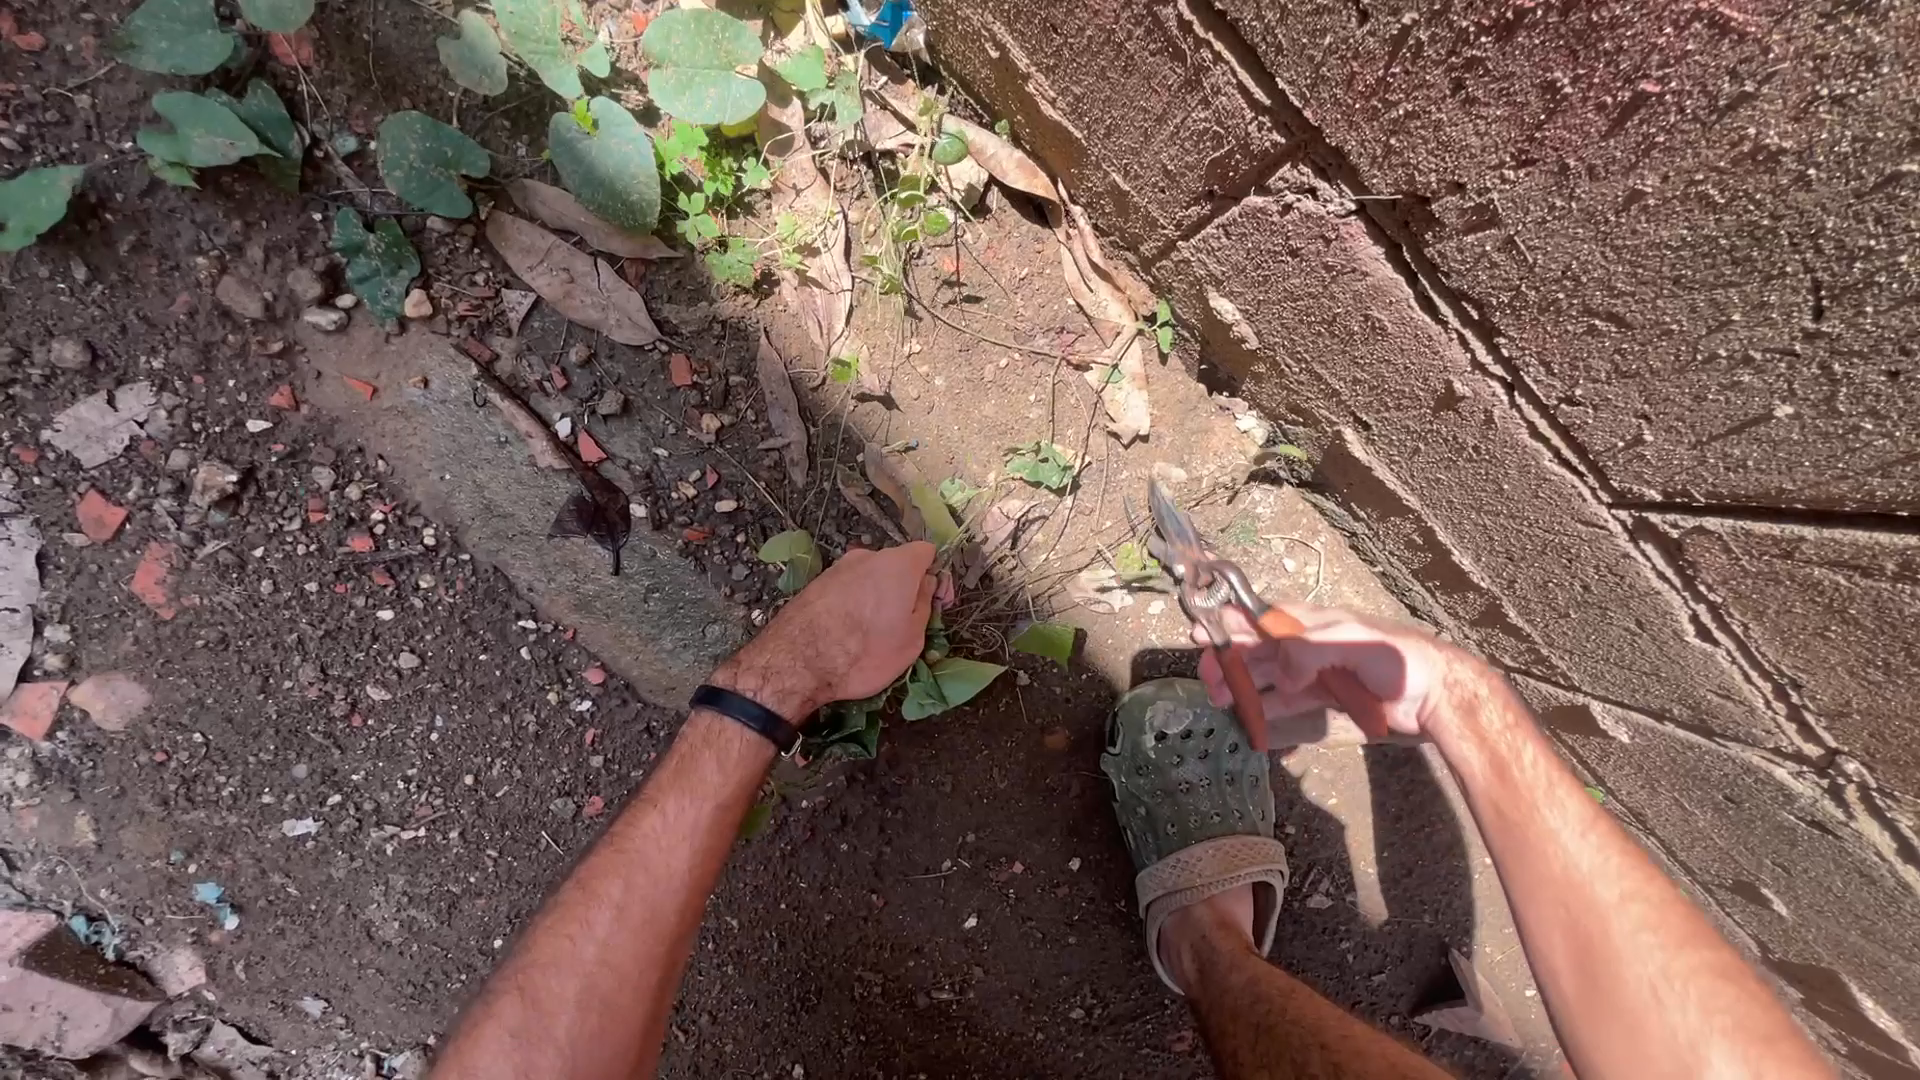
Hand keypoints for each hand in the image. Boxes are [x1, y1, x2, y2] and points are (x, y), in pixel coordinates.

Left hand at [716, 542, 936, 721]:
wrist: (797, 663)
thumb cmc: (866, 652)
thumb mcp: (913, 637)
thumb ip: (924, 604)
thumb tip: (925, 585)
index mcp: (898, 563)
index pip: (927, 553)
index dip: (936, 577)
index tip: (938, 603)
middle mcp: (867, 556)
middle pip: (897, 565)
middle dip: (905, 589)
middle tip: (906, 623)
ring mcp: (838, 568)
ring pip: (870, 578)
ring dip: (878, 598)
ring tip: (873, 634)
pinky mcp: (815, 584)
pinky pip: (847, 589)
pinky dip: (853, 605)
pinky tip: (848, 633)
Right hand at [1194, 604, 1504, 746]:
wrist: (1439, 699)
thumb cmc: (1397, 658)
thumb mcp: (1350, 640)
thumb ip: (1308, 649)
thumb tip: (1280, 673)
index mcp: (1311, 623)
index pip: (1260, 618)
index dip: (1230, 624)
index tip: (1201, 634)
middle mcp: (1308, 647)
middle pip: (1257, 652)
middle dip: (1229, 663)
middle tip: (1210, 681)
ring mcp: (1316, 676)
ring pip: (1268, 681)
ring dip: (1244, 690)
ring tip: (1223, 703)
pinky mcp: (1327, 703)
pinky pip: (1290, 709)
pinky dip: (1270, 716)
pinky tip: (1255, 727)